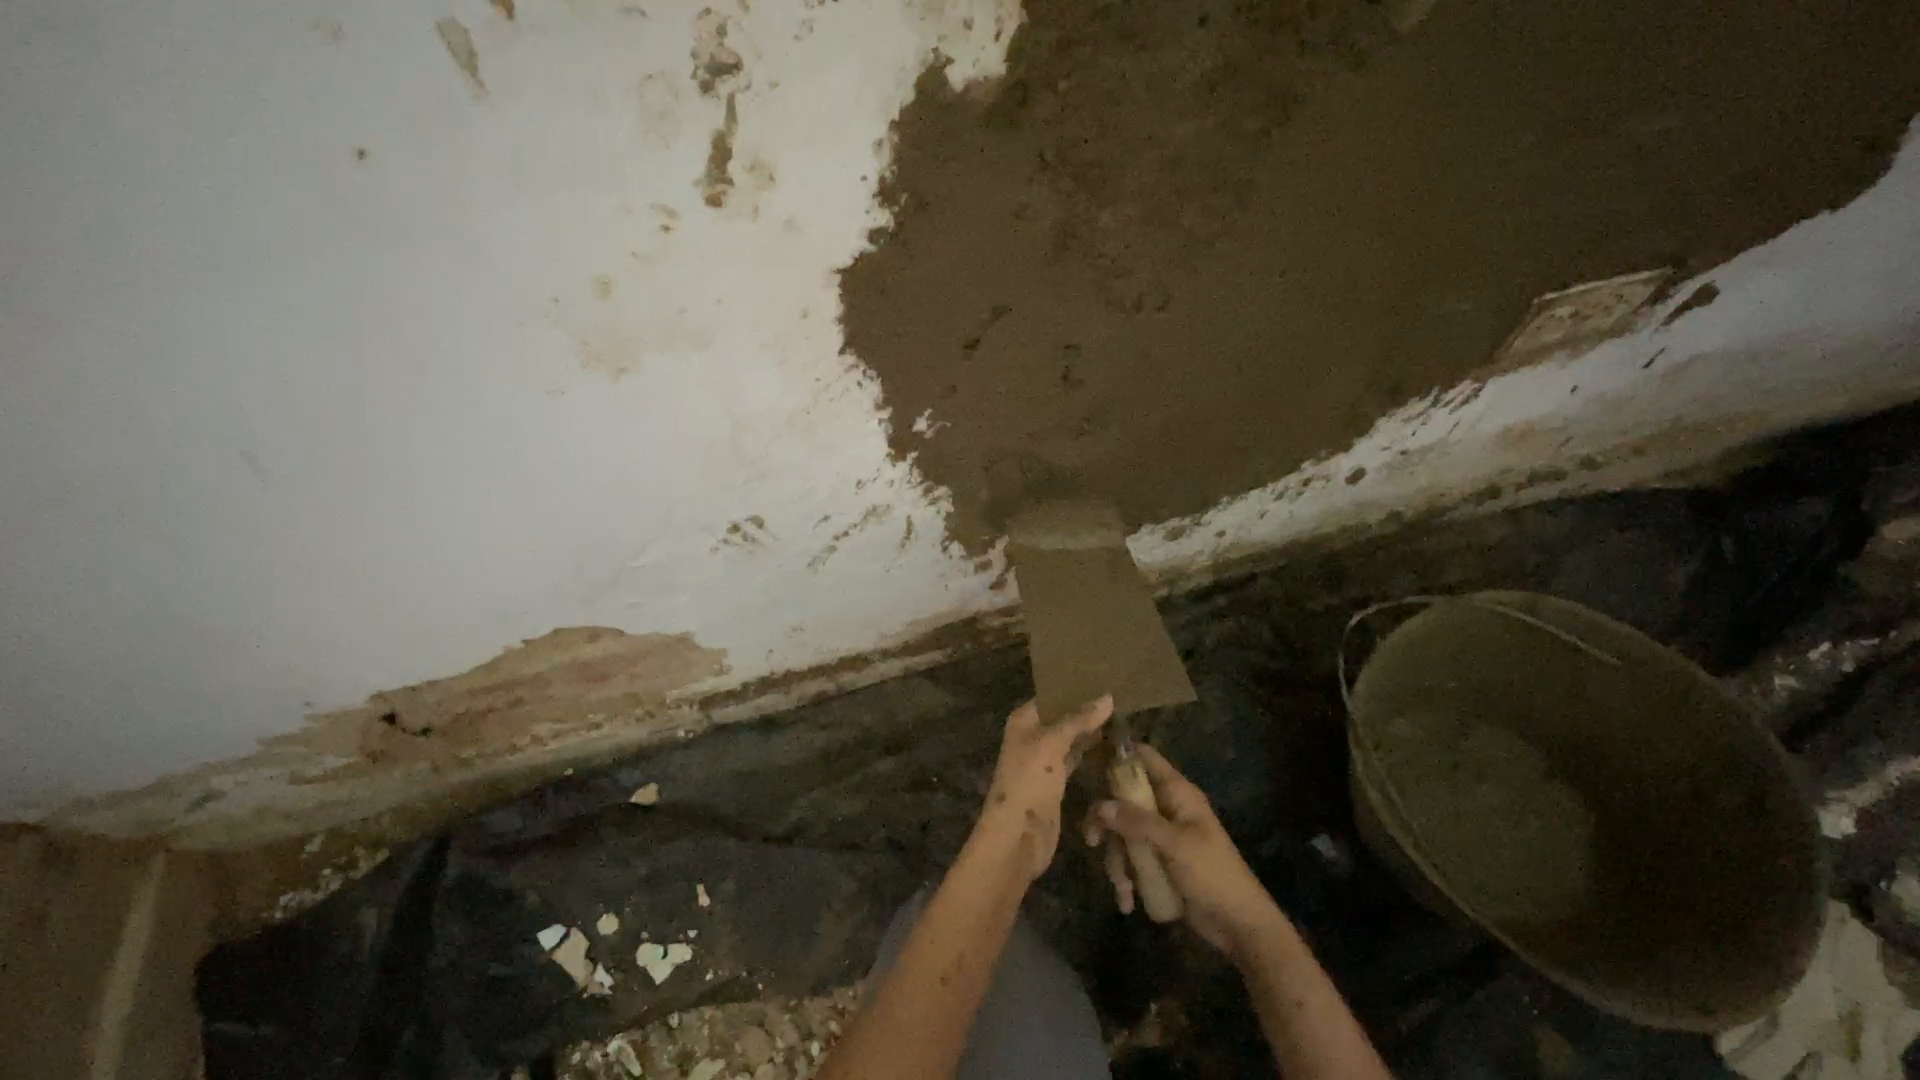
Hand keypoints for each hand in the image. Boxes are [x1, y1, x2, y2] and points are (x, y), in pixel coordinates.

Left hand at [978, 696, 1112, 879]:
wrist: (1018, 836)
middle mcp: (1032, 737)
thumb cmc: (1028, 782)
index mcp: (1023, 721)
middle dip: (1087, 709)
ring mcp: (1044, 761)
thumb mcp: (1051, 744)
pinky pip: (1076, 760)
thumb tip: (1108, 696)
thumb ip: (1078, 720)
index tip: (1106, 676)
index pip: (1051, 696)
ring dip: (1091, 731)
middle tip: (1122, 696)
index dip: (1074, 687)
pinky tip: (1112, 745)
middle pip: (1062, 717)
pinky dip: (1090, 752)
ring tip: (1123, 716)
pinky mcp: (1056, 783)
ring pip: (1071, 738)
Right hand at [1084, 743, 1287, 960]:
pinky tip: (1128, 901)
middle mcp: (1166, 809)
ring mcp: (1161, 836)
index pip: (1144, 758)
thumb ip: (1138, 822)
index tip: (1090, 770)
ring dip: (1117, 860)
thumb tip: (1100, 805)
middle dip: (1107, 823)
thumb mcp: (1175, 846)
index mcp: (1177, 793)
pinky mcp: (1158, 862)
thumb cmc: (1213, 875)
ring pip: (1123, 833)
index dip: (1118, 757)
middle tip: (1092, 841)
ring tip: (1123, 887)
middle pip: (1123, 799)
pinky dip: (1126, 878)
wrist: (1238, 924)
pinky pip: (1131, 860)